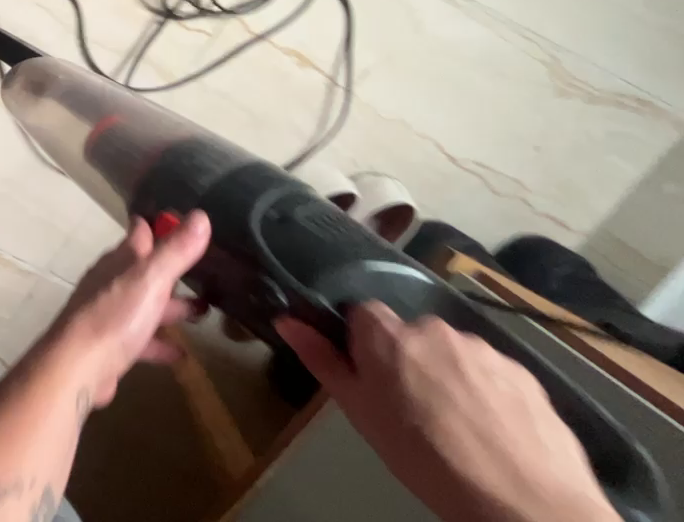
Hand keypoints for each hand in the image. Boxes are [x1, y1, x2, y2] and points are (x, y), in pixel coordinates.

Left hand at [37, 211, 209, 408]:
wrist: (81, 364)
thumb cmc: (115, 316)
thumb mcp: (150, 280)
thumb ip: (174, 252)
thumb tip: (200, 215)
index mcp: (119, 262)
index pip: (139, 234)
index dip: (160, 226)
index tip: (186, 221)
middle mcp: (112, 282)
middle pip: (145, 270)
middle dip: (172, 271)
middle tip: (206, 272)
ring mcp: (111, 312)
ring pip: (146, 303)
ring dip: (171, 307)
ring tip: (204, 311)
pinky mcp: (114, 343)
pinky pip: (143, 338)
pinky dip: (161, 342)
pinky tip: (182, 353)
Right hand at [278, 302, 615, 521]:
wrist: (524, 505)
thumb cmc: (422, 455)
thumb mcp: (358, 411)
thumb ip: (322, 359)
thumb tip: (286, 320)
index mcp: (386, 334)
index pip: (362, 312)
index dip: (363, 342)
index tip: (370, 375)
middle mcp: (434, 330)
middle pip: (411, 333)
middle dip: (409, 358)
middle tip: (411, 404)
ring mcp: (485, 351)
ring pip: (454, 353)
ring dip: (449, 374)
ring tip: (457, 423)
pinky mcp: (528, 376)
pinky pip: (494, 374)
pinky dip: (488, 393)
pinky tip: (492, 431)